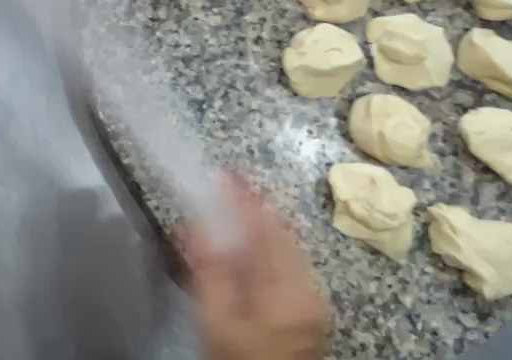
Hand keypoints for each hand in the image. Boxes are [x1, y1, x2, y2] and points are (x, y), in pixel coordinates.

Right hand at [180, 178, 331, 359]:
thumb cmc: (238, 358)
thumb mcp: (215, 318)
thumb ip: (210, 269)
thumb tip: (198, 221)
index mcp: (291, 292)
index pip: (269, 231)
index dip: (247, 198)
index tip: (226, 171)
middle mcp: (311, 291)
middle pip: (282, 234)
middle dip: (253, 204)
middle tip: (226, 178)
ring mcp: (313, 301)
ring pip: (285, 246)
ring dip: (257, 221)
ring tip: (230, 200)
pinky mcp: (307, 309)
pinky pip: (286, 261)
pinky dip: (264, 241)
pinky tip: (243, 236)